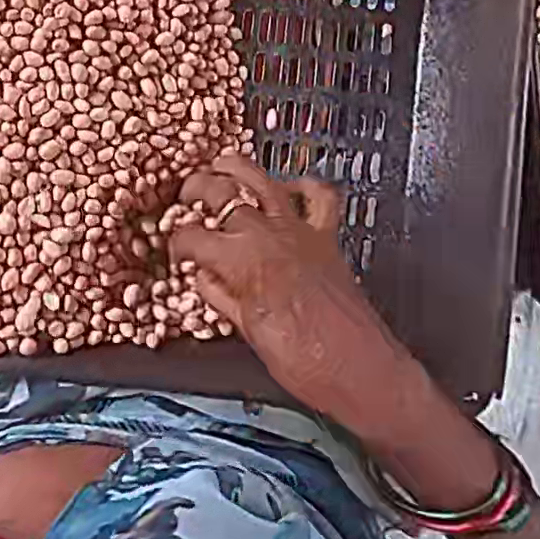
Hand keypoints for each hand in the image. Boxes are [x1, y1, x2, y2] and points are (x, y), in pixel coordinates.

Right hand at [170, 154, 421, 416]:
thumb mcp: (248, 331)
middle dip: (195, 189)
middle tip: (186, 197)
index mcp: (240, 259)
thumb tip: (201, 277)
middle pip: (220, 192)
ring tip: (222, 166)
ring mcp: (299, 230)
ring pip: (263, 179)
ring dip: (237, 168)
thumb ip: (221, 296)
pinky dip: (303, 187)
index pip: (192, 237)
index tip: (176, 253)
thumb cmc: (304, 361)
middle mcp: (266, 234)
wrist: (362, 372)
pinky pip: (319, 197)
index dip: (177, 243)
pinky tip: (288, 189)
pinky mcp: (326, 237)